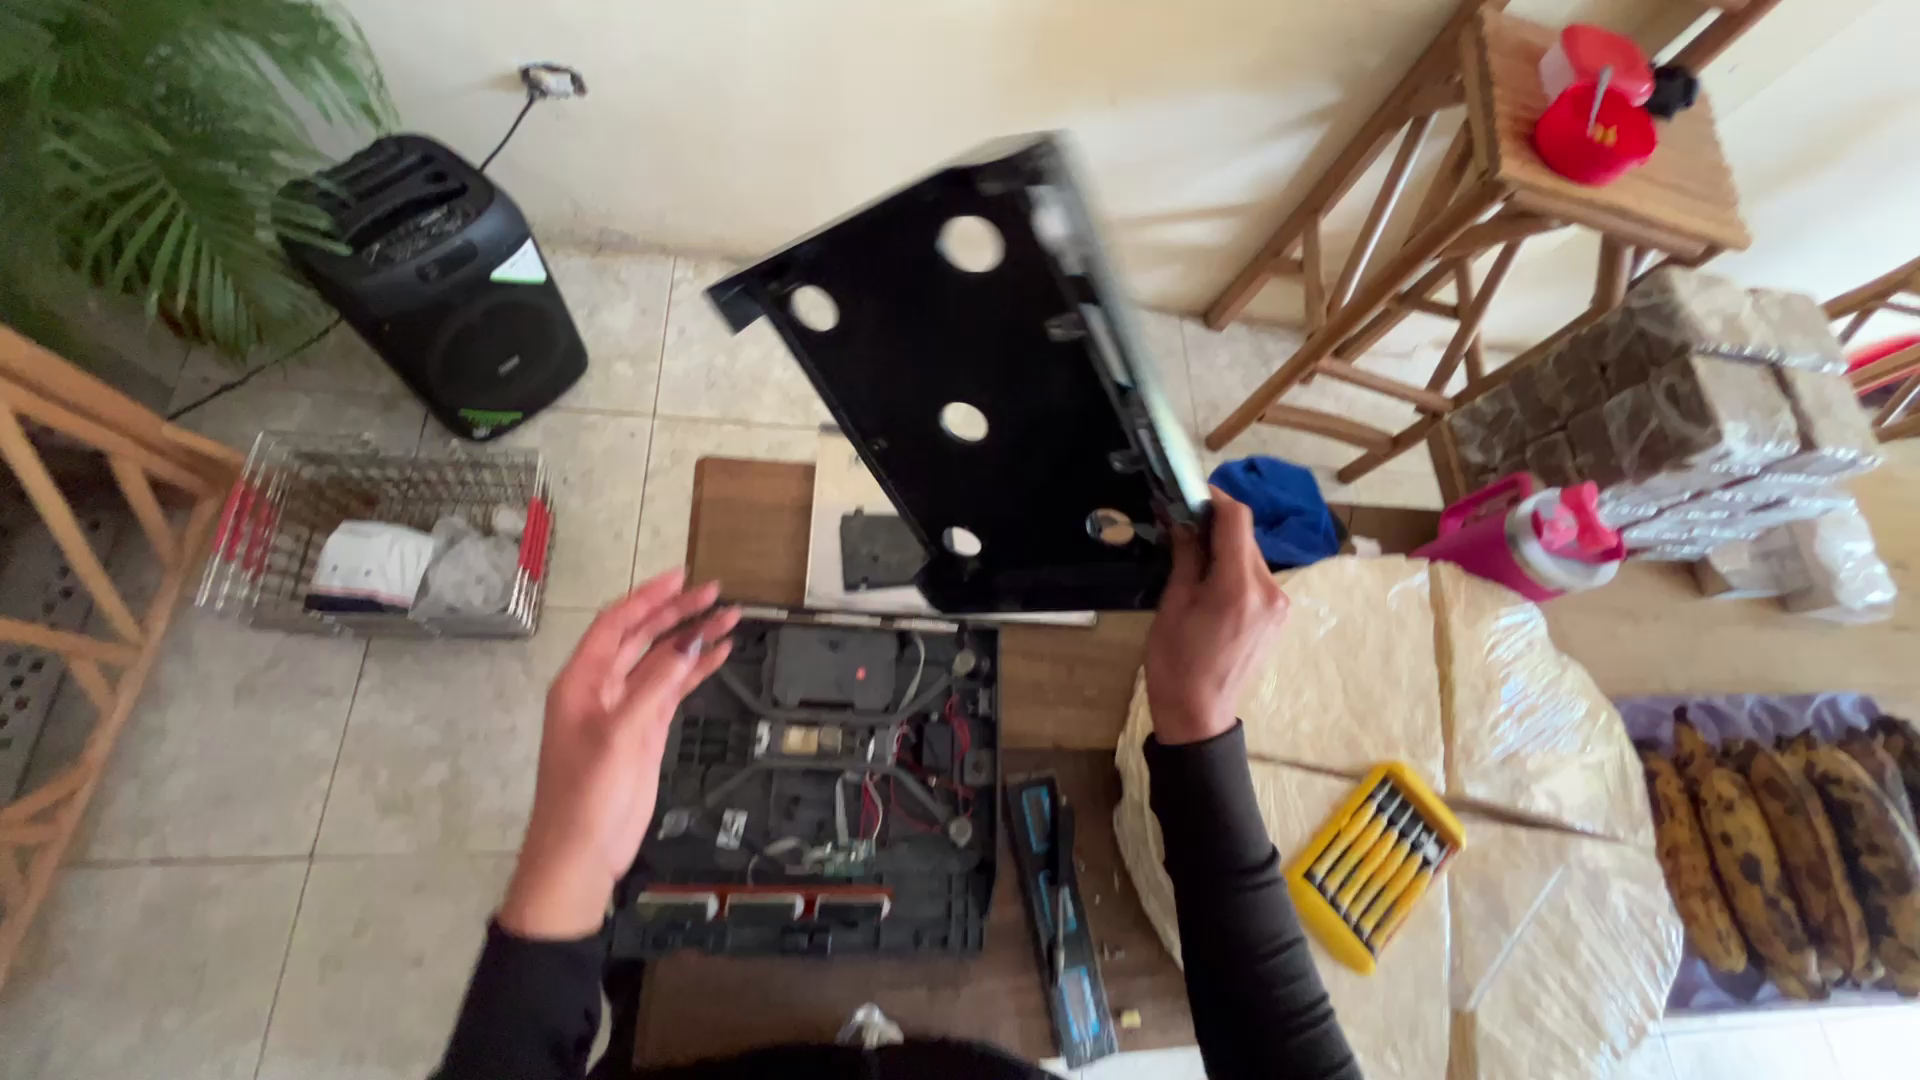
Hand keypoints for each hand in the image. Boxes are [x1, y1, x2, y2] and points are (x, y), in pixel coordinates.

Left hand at [498, 570, 740, 939]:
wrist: (584, 853)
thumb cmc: (587, 794)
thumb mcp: (620, 734)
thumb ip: (656, 684)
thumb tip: (691, 644)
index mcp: (581, 681)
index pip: (617, 624)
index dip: (648, 597)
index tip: (682, 578)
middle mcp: (603, 687)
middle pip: (644, 637)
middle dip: (679, 613)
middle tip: (716, 593)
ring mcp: (627, 707)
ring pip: (665, 660)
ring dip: (695, 639)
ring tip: (730, 618)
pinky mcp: (647, 728)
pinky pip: (675, 688)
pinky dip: (697, 670)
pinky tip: (720, 654)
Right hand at [1145, 487, 1288, 744]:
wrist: (1198, 714)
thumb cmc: (1175, 661)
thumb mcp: (1173, 603)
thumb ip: (1187, 556)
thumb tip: (1185, 519)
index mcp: (1239, 586)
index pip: (1237, 519)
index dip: (1215, 497)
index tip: (1190, 491)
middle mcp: (1269, 590)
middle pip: (1245, 537)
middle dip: (1215, 523)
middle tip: (1182, 521)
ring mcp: (1280, 605)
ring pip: (1252, 556)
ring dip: (1225, 546)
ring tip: (1193, 552)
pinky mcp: (1279, 617)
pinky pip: (1257, 578)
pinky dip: (1235, 568)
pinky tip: (1211, 577)